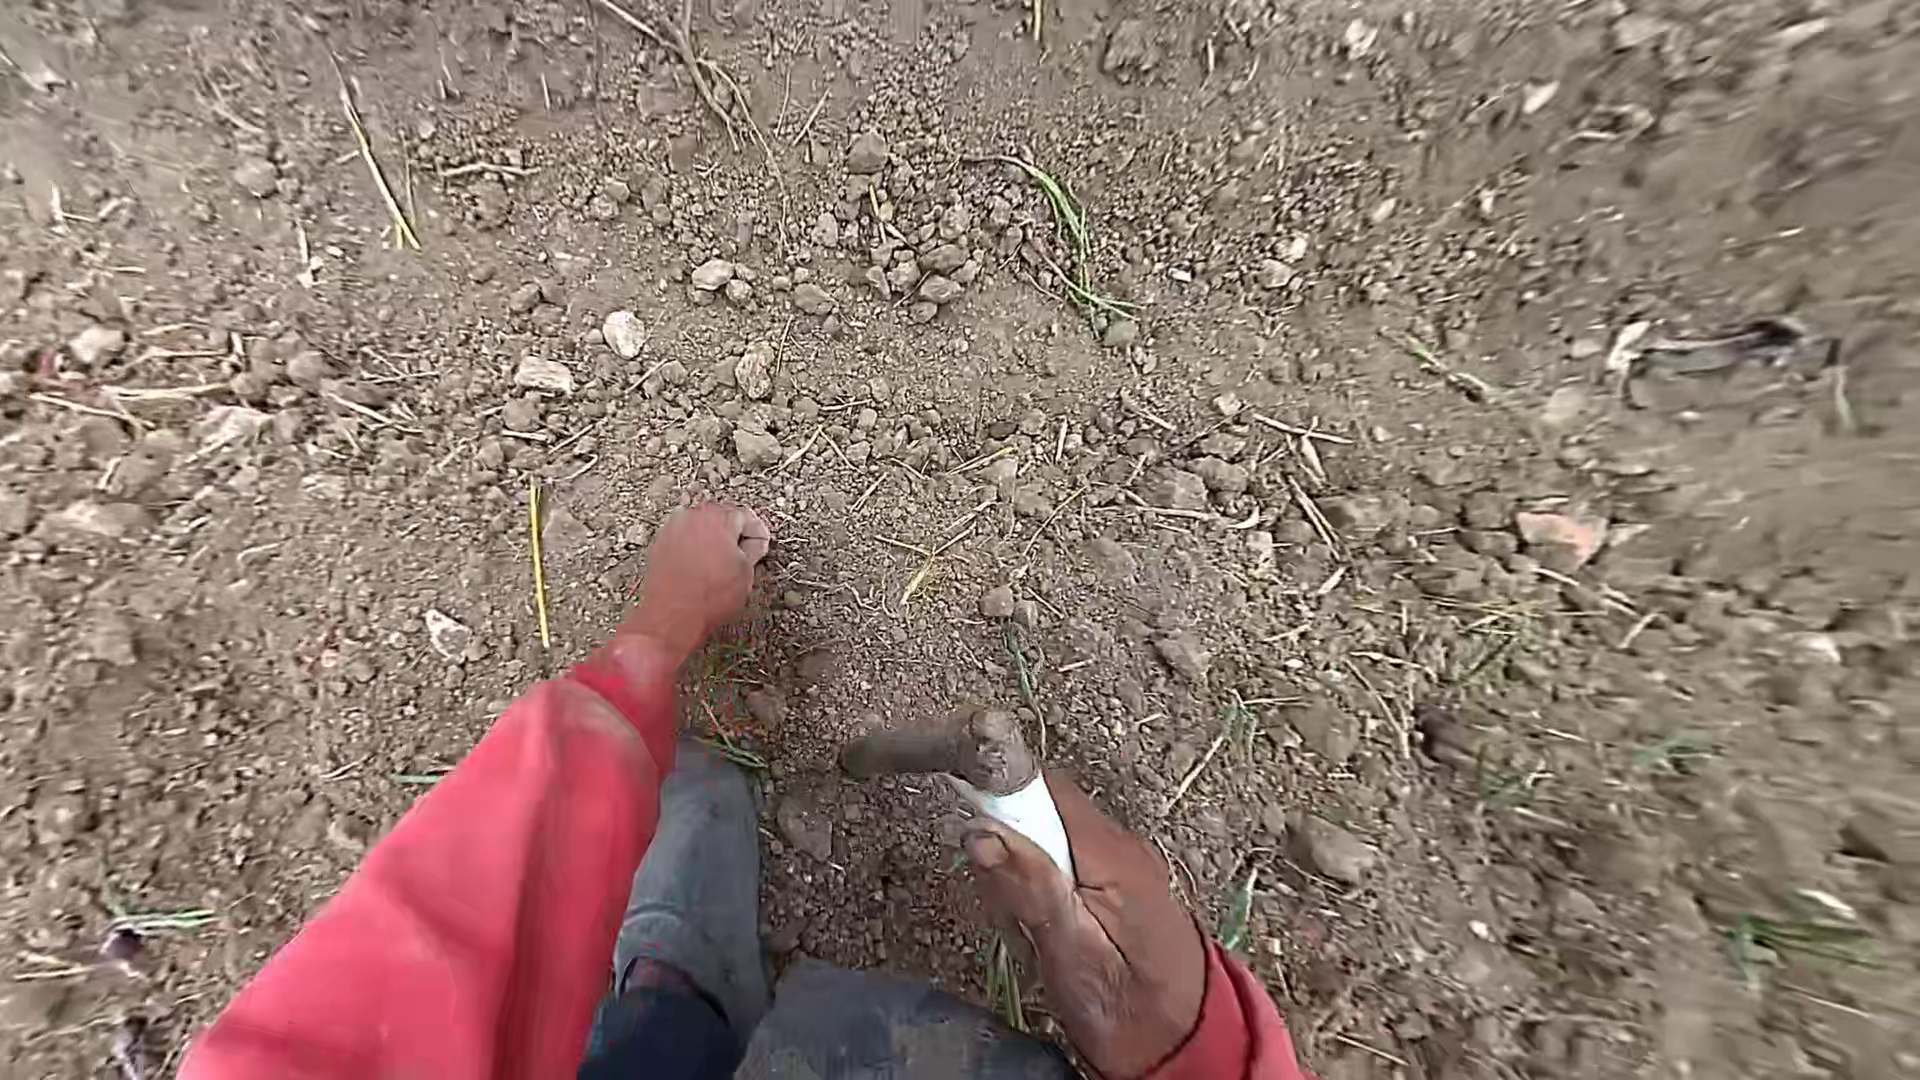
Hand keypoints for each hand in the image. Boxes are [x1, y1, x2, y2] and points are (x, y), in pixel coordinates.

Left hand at [620, 503, 770, 663]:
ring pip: (702, 528)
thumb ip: (754, 547)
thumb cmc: (707, 597)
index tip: (760, 546)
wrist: (673, 617)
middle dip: (734, 534)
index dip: (757, 534)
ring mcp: (672, 530)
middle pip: (722, 517)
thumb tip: (755, 543)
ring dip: (714, 541)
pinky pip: (685, 539)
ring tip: (722, 565)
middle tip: (744, 556)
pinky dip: (695, 548)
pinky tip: (703, 568)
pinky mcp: (660, 544)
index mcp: (717, 518)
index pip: (746, 516)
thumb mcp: (747, 571)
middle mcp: (692, 517)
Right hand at [968, 775, 1205, 1078]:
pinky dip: (1041, 874)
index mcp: (1110, 853)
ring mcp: (1119, 852)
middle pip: (1041, 803)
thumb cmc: (1133, 1014)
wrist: (1190, 1046)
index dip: (1000, 794)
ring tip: (1029, 919)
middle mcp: (1118, 840)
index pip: (1042, 785)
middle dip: (1009, 839)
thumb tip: (983, 834)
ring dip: (1022, 861)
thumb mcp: (1073, 958)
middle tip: (1008, 898)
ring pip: (1046, 827)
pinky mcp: (1114, 869)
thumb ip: (1031, 890)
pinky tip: (1047, 918)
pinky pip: (1062, 848)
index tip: (974, 826)